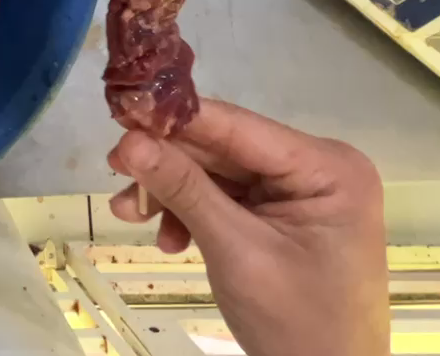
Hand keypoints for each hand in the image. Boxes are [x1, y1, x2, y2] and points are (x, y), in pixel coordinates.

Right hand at [107, 100, 388, 355]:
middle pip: (217, 147)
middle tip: (114, 170)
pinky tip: (166, 238)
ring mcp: (295, 190)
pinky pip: (219, 195)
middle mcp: (312, 165)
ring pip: (210, 170)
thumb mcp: (236, 251)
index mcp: (325, 166)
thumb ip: (182, 187)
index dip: (173, 117)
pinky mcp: (276, 212)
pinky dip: (186, 212)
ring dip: (168, 192)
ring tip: (127, 212)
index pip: (233, 126)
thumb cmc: (299, 325)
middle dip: (165, 165)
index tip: (120, 115)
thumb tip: (128, 140)